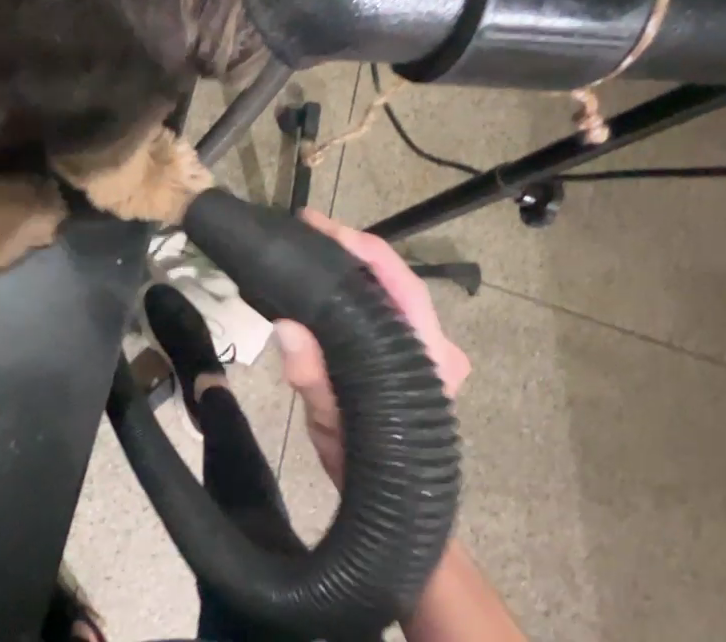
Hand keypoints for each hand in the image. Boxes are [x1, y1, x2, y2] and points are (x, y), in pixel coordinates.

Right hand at [274, 208, 470, 486]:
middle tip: (302, 227)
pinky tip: (323, 279)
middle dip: (348, 249)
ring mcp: (429, 349)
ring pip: (389, 291)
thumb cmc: (364, 462)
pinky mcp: (414, 353)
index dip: (361, 249)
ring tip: (307, 245)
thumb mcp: (331, 424)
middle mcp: (437, 346)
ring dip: (349, 265)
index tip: (317, 226)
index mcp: (427, 358)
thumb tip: (287, 326)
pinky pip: (384, 308)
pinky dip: (354, 287)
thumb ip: (313, 379)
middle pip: (395, 280)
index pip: (400, 285)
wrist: (389, 499)